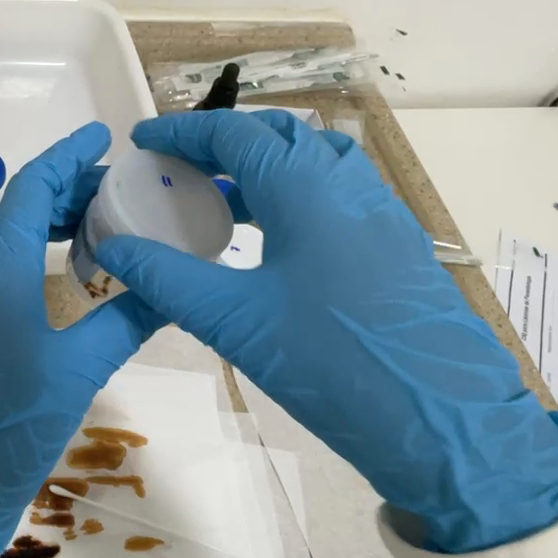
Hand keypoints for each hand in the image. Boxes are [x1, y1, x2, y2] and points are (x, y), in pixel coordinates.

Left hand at [0, 122, 165, 557]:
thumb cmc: (14, 426)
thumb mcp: (81, 370)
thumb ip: (127, 319)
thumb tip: (171, 287)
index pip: (33, 187)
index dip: (67, 155)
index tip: (101, 135)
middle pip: (13, 205)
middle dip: (59, 188)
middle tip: (109, 192)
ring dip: (36, 218)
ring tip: (86, 225)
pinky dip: (14, 247)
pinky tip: (46, 268)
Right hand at [96, 110, 557, 552]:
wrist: (445, 425)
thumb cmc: (329, 362)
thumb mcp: (232, 320)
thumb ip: (164, 277)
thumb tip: (113, 248)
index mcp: (304, 185)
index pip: (233, 133)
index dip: (183, 131)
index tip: (143, 141)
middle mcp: (345, 182)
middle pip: (277, 133)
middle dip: (223, 140)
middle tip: (179, 165)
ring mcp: (378, 210)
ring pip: (312, 159)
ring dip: (261, 163)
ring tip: (218, 196)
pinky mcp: (394, 243)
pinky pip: (334, 191)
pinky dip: (292, 191)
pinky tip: (270, 238)